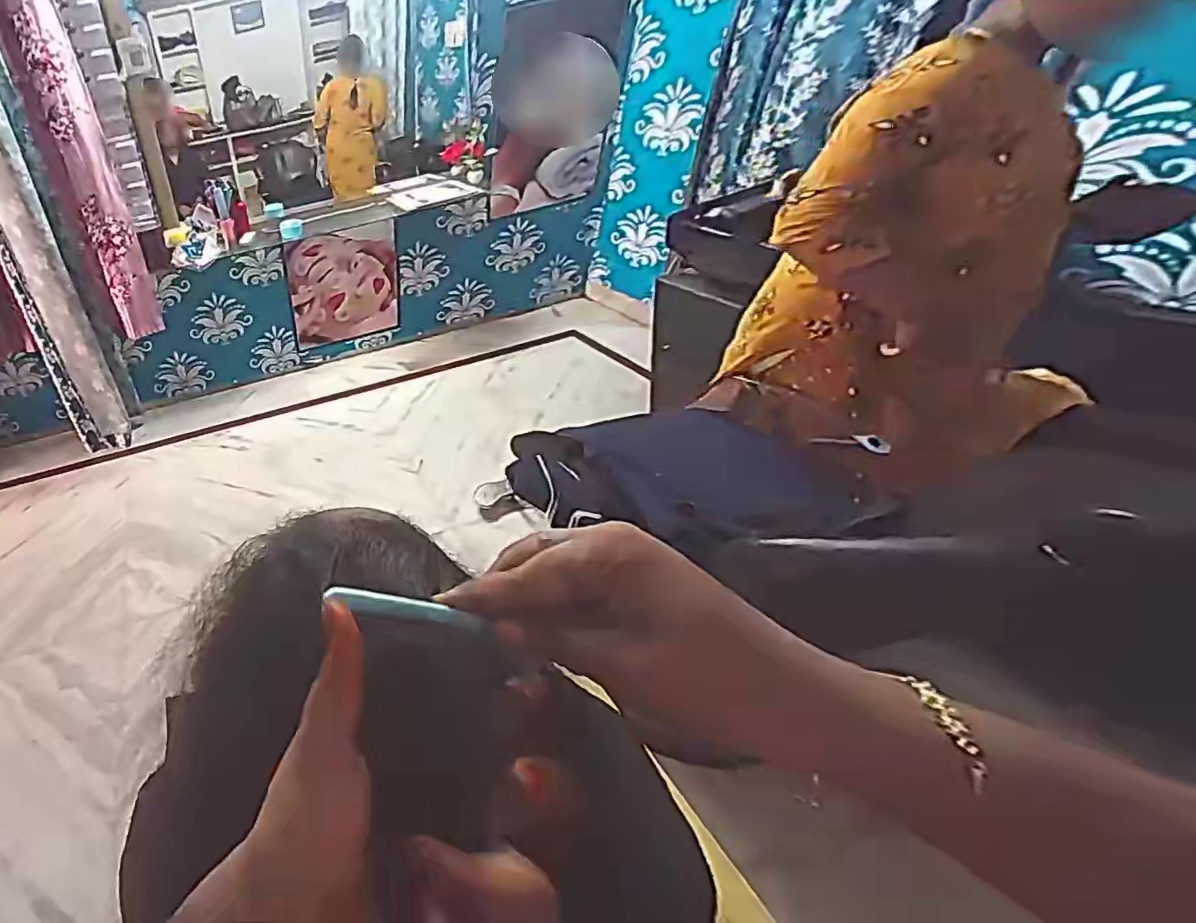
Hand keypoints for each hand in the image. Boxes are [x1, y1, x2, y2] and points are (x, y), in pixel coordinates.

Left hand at [174, 606, 566, 922]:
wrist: (295, 906)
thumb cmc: (302, 819)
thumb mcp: (322, 744)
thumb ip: (340, 680)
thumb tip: (335, 605)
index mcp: (429, 753)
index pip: (495, 725)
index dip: (522, 707)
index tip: (528, 688)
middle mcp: (461, 805)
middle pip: (542, 797)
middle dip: (549, 790)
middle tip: (528, 781)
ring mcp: (472, 866)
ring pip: (535, 872)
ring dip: (489, 879)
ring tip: (426, 870)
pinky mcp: (473, 911)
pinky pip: (518, 911)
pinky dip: (477, 907)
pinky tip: (426, 904)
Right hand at [440, 523, 860, 769]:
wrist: (801, 700)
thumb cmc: (712, 682)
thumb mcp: (622, 664)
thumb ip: (552, 639)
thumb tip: (495, 629)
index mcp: (608, 551)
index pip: (527, 572)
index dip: (482, 594)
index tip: (439, 607)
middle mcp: (610, 540)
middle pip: (532, 557)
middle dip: (498, 588)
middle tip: (462, 620)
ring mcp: (624, 555)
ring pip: (549, 567)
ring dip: (521, 593)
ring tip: (489, 625)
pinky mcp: (633, 576)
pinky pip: (573, 581)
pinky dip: (548, 600)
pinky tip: (532, 625)